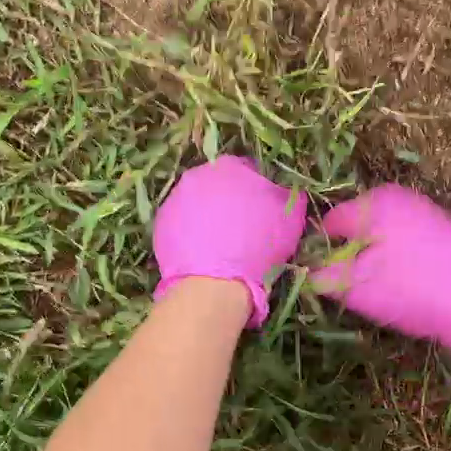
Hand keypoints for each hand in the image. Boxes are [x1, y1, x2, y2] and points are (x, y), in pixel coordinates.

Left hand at [153, 155, 306, 327]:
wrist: (215, 284)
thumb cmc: (258, 246)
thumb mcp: (290, 219)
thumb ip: (289, 197)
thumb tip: (289, 191)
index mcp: (230, 166)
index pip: (247, 170)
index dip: (257, 192)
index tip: (263, 213)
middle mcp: (198, 175)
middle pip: (217, 186)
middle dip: (229, 203)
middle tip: (242, 231)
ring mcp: (174, 200)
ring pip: (197, 206)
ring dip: (208, 220)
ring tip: (221, 248)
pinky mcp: (160, 227)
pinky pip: (181, 228)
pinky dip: (191, 238)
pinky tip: (203, 257)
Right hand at [320, 184, 450, 374]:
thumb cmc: (413, 290)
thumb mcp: (357, 288)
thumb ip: (322, 276)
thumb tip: (302, 271)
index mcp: (376, 201)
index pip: (328, 223)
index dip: (317, 253)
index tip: (317, 282)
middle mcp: (402, 198)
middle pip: (356, 229)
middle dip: (347, 259)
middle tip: (350, 293)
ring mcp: (427, 215)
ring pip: (381, 240)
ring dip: (372, 266)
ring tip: (379, 296)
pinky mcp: (445, 237)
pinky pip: (405, 248)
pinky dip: (397, 267)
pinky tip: (406, 292)